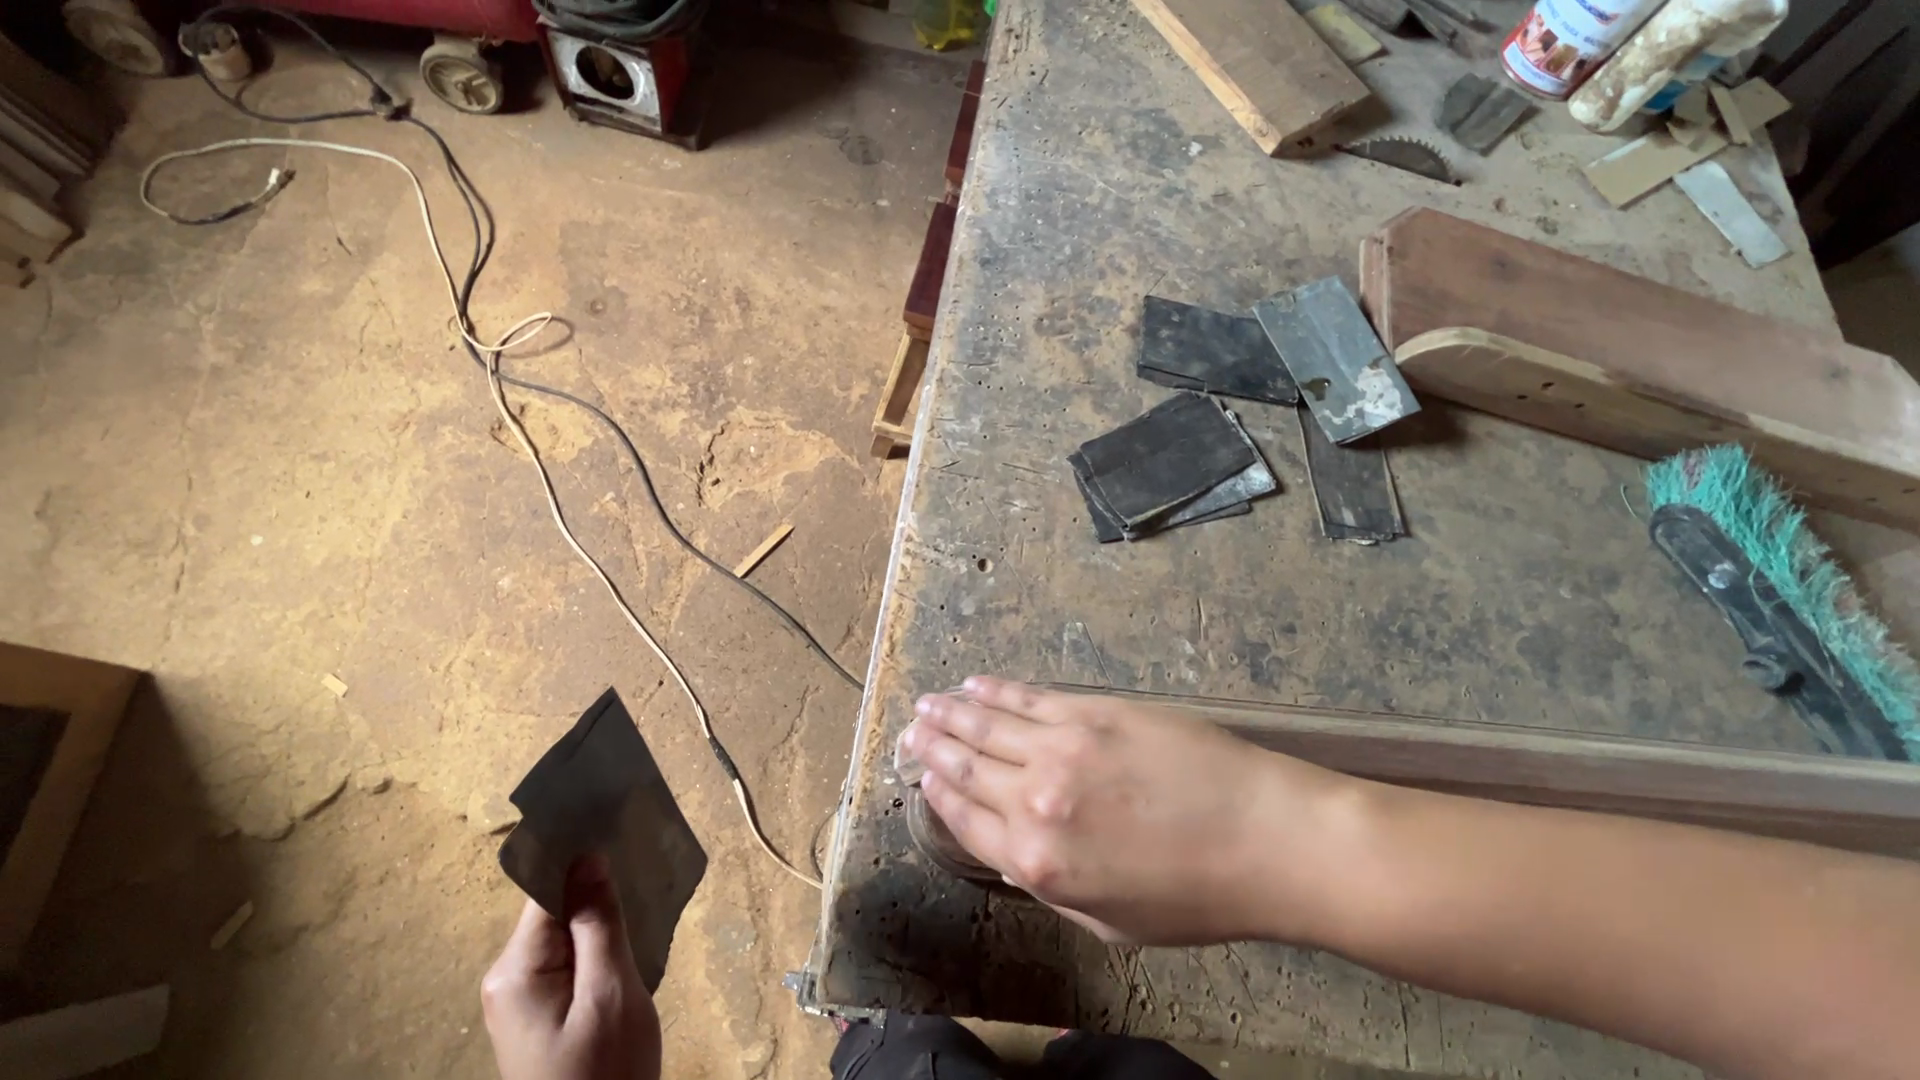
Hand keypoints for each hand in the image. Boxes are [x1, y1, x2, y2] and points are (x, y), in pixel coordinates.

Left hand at [482, 856, 661, 1079]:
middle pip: (553, 911)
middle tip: (644, 870)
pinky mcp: (540, 1016)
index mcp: (516, 970)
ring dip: (601, 920)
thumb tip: (589, 859)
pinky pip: (568, 962)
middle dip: (596, 890)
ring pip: (565, 936)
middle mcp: (508, 979)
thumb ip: (599, 924)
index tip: (619, 828)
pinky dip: (597, 948)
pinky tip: (628, 943)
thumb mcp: (612, 994)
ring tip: (643, 900)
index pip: (545, 892)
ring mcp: (521, 1001)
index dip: (581, 859)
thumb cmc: (605, 1073)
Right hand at [901, 678, 1347, 945]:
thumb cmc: (1194, 896)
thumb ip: (1051, 887)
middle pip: (966, 767)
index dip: (938, 795)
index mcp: (1036, 862)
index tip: (923, 776)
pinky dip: (997, 691)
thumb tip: (1015, 851)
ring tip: (928, 703)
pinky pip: (1028, 698)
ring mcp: (1061, 748)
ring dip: (952, 713)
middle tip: (910, 730)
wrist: (1265, 838)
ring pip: (987, 725)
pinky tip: (977, 685)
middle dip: (932, 747)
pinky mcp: (1092, 710)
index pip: (966, 821)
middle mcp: (1034, 801)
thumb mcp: (1111, 923)